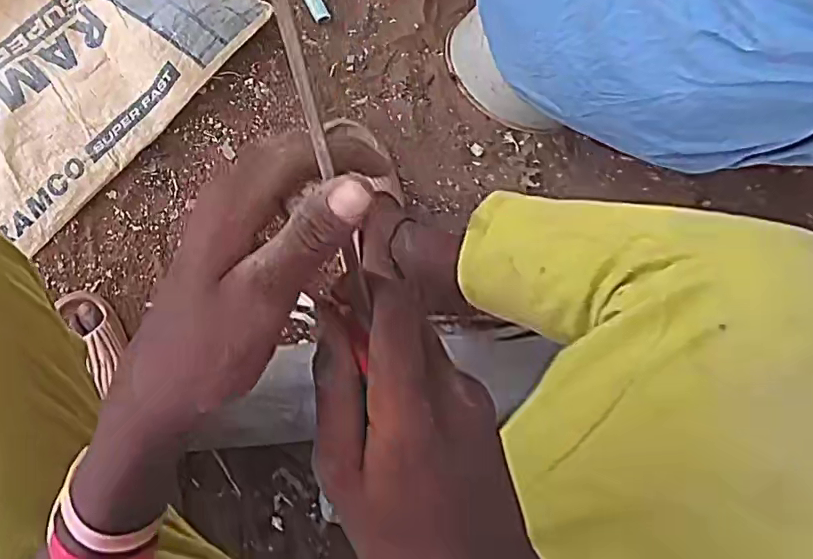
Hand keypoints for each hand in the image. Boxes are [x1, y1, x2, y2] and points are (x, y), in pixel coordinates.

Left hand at [65, 132, 377, 543]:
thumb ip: (308, 237)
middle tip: (378, 188)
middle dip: (335, 158)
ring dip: (319, 176)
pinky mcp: (222, 227)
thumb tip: (357, 184)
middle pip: (287, 150)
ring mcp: (220, 207)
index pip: (298, 149)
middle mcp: (224, 190)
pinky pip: (269, 192)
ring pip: (278, 169)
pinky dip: (300, 197)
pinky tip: (318, 231)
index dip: (345, 151)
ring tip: (357, 207)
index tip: (386, 172)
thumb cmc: (208, 349)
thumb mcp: (265, 295)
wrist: (155, 388)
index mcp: (234, 198)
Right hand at [313, 276, 537, 558]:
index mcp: (411, 406)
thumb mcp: (341, 472)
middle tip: (340, 336)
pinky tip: (395, 407)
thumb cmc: (403, 543)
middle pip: (408, 313)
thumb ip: (333, 388)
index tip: (338, 287)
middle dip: (370, 312)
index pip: (395, 304)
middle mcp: (451, 389)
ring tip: (365, 384)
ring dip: (389, 340)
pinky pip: (439, 362)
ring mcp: (473, 395)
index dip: (364, 280)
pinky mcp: (483, 404)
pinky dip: (411, 364)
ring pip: (422, 334)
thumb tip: (329, 324)